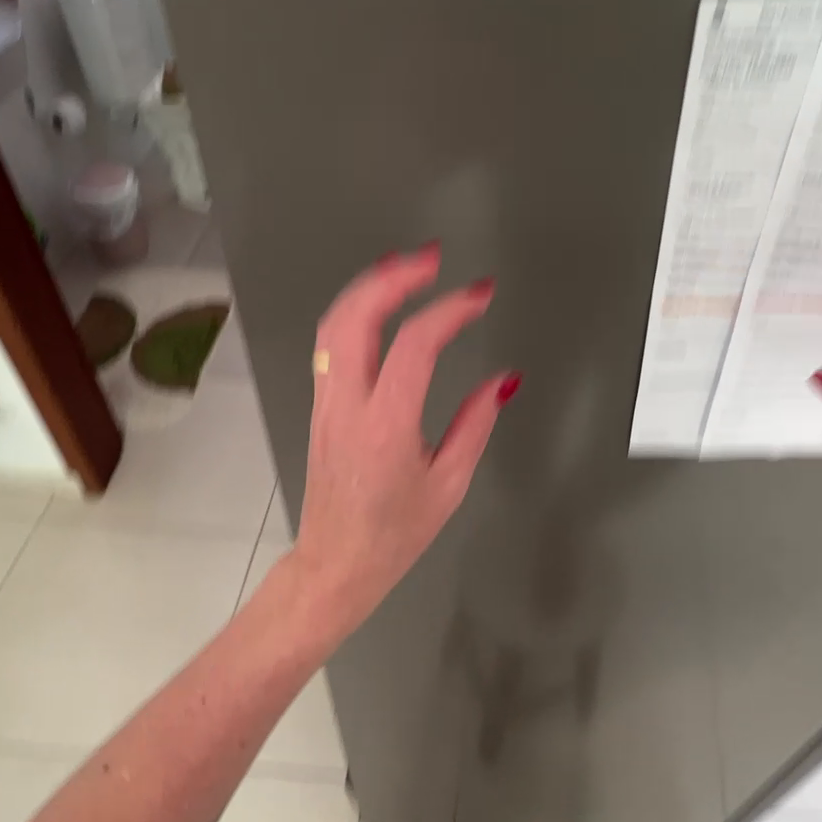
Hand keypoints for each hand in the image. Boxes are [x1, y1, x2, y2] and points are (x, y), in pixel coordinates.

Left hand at [288, 242, 519, 635]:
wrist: (335, 562)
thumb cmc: (395, 534)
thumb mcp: (449, 484)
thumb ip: (475, 425)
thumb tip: (502, 381)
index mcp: (385, 427)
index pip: (414, 346)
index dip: (449, 311)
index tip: (480, 296)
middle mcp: (347, 404)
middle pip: (355, 317)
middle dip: (393, 277)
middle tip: (431, 258)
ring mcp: (326, 401)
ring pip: (333, 324)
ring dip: (369, 287)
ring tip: (405, 269)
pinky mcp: (320, 405)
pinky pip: (330, 343)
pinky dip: (354, 311)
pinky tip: (378, 305)